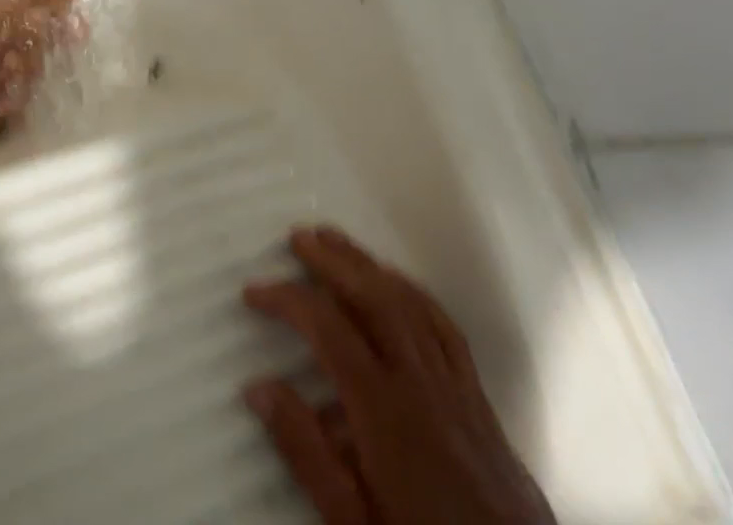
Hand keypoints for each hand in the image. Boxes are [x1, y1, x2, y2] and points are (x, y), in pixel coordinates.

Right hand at [243, 227, 554, 524]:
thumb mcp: (348, 516)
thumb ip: (304, 451)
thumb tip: (259, 388)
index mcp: (385, 412)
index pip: (330, 331)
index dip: (288, 300)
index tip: (254, 291)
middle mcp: (424, 386)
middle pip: (377, 302)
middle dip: (335, 262)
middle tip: (300, 236)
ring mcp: (457, 388)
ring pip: (414, 307)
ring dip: (372, 267)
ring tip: (339, 243)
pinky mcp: (478, 399)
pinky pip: (446, 329)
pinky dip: (416, 295)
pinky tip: (399, 285)